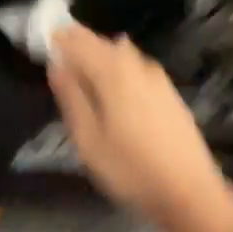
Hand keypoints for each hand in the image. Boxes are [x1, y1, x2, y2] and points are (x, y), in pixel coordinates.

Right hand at [48, 25, 226, 225]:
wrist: (190, 193)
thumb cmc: (130, 169)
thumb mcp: (88, 139)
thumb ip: (71, 97)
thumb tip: (56, 66)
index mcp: (112, 74)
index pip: (78, 42)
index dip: (59, 38)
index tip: (43, 40)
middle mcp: (136, 67)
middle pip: (102, 43)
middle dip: (79, 42)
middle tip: (60, 50)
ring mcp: (158, 79)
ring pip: (121, 53)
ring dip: (100, 52)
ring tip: (83, 66)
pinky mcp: (170, 93)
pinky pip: (137, 66)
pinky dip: (120, 65)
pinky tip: (116, 82)